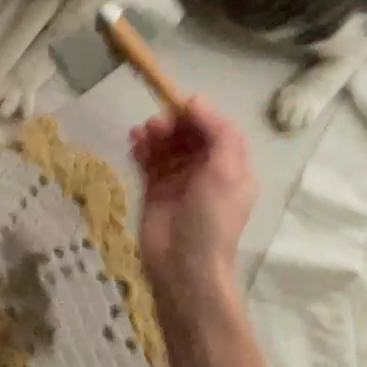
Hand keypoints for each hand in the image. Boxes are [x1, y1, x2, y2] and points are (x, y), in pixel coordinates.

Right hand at [128, 99, 256, 288]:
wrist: (184, 265)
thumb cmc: (211, 218)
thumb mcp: (226, 171)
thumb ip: (217, 132)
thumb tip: (195, 101)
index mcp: (232, 167)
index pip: (217, 130)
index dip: (199, 115)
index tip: (178, 107)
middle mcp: (207, 170)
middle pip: (189, 134)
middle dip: (173, 124)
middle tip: (156, 126)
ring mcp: (179, 180)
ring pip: (166, 145)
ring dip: (154, 134)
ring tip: (141, 135)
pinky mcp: (155, 189)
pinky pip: (148, 160)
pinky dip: (141, 148)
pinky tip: (134, 144)